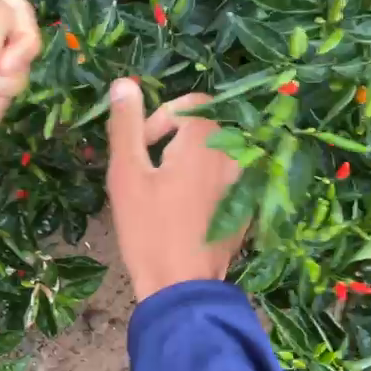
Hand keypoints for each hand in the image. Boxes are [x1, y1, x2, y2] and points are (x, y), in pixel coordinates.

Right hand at [105, 77, 245, 301]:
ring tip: (165, 188)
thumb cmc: (149, 230)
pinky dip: (206, 180)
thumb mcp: (127, 175)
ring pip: (218, 152)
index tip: (142, 147)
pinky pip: (228, 177)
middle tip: (150, 167)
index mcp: (207, 141)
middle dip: (176, 137)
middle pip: (207, 126)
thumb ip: (126, 126)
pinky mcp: (246, 207)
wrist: (182, 286)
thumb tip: (124, 84)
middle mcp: (235, 155)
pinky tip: (184, 208)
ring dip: (191, 158)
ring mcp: (245, 183)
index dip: (161, 117)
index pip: (192, 103)